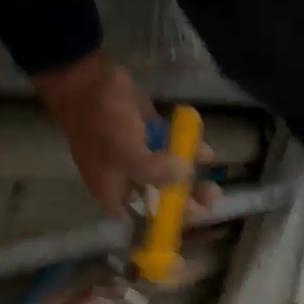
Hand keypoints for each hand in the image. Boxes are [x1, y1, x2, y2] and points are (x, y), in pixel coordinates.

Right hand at [32, 50, 213, 215]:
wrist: (90, 81)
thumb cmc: (102, 122)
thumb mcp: (125, 152)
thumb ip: (154, 172)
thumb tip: (185, 177)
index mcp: (115, 192)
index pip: (144, 219)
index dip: (169, 223)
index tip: (196, 218)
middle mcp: (129, 179)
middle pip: (163, 198)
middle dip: (189, 199)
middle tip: (214, 195)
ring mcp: (141, 157)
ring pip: (171, 174)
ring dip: (193, 175)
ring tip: (213, 177)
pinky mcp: (152, 137)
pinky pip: (175, 150)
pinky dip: (189, 150)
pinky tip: (205, 150)